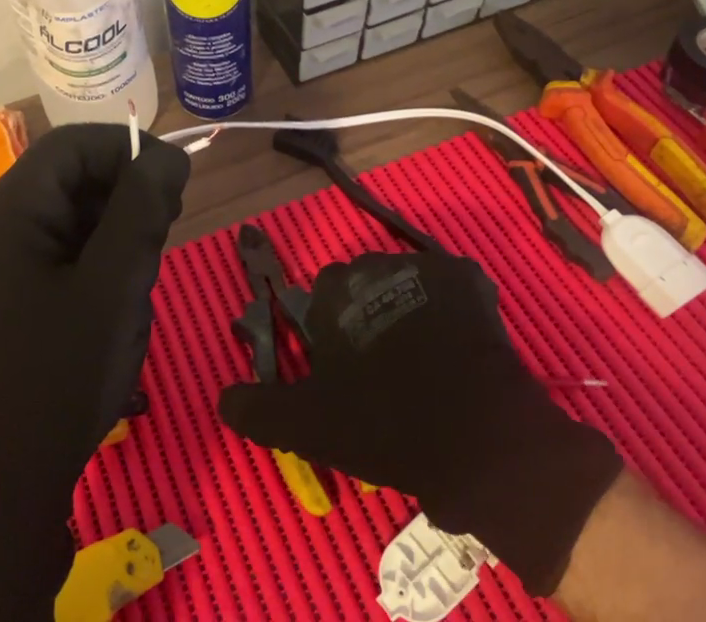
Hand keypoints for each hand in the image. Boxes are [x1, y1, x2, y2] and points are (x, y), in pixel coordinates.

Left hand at [0, 123, 190, 495]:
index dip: (127, 151)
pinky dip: (97, 265)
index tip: (176, 182)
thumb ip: (142, 209)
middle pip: (70, 181)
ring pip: (71, 219)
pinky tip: (117, 304)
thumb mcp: (114, 284)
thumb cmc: (64, 374)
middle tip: (163, 236)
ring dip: (115, 236)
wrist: (14, 475)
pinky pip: (62, 255)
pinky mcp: (10, 296)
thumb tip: (169, 155)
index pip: (70, 148)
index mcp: (5, 216)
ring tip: (137, 284)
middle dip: (124, 198)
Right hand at [216, 251, 621, 594]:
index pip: (318, 302)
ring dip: (404, 315)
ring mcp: (430, 269)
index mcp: (334, 289)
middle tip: (380, 375)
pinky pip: (447, 293)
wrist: (483, 440)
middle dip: (365, 321)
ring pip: (403, 289)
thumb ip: (255, 409)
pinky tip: (450, 354)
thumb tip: (222, 399)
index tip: (342, 376)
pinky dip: (444, 315)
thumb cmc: (384, 424)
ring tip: (420, 368)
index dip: (327, 339)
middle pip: (361, 290)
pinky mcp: (473, 284)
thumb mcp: (306, 426)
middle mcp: (377, 264)